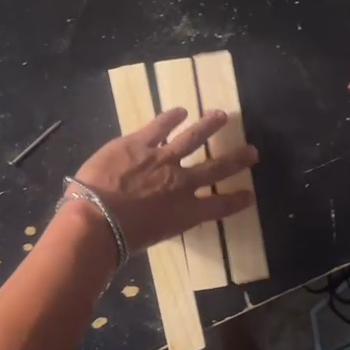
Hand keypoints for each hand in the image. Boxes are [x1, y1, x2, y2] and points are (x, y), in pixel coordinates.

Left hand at [69, 108, 257, 252]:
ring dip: (208, 126)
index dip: (235, 200)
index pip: (218, 206)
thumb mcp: (151, 236)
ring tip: (221, 116)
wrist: (97, 220)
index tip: (249, 195)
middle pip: (215, 168)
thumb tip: (157, 216)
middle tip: (252, 151)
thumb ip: (161, 221)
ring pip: (192, 138)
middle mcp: (180, 183)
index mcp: (184, 213)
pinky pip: (160, 126)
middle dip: (236, 160)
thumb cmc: (120, 239)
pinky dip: (171, 117)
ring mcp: (161, 159)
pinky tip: (180, 110)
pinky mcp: (139, 143)